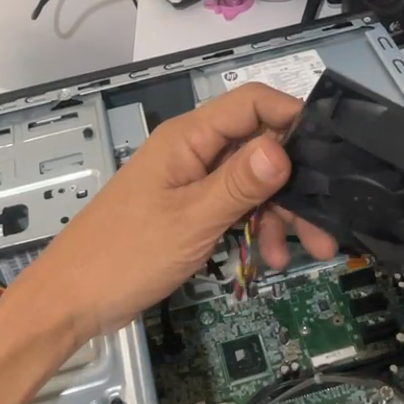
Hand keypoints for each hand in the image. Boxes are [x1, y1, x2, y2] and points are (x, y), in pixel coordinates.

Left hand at [17, 84, 337, 341]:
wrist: (73, 300)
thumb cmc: (125, 255)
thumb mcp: (190, 221)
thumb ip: (238, 184)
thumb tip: (283, 146)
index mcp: (189, 138)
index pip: (251, 103)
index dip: (291, 117)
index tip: (331, 150)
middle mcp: (194, 151)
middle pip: (258, 145)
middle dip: (295, 180)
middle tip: (327, 221)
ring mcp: (192, 180)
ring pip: (252, 180)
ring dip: (280, 211)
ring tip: (310, 249)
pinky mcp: (190, 208)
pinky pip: (234, 206)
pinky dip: (256, 227)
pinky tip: (269, 257)